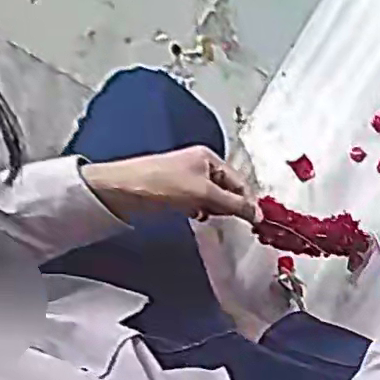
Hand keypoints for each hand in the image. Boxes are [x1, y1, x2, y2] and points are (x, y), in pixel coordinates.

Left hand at [81, 146, 258, 223]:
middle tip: (224, 215)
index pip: (241, 183)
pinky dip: (204, 210)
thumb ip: (237, 205)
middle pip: (231, 191)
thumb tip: (260, 216)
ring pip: (218, 198)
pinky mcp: (180, 191)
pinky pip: (203, 203)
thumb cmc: (163, 185)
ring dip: (217, 209)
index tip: (254, 221)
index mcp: (209, 158)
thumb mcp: (206, 194)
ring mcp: (190, 178)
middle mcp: (202, 165)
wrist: (119, 190)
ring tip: (206, 213)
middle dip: (231, 205)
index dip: (248, 202)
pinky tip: (196, 214)